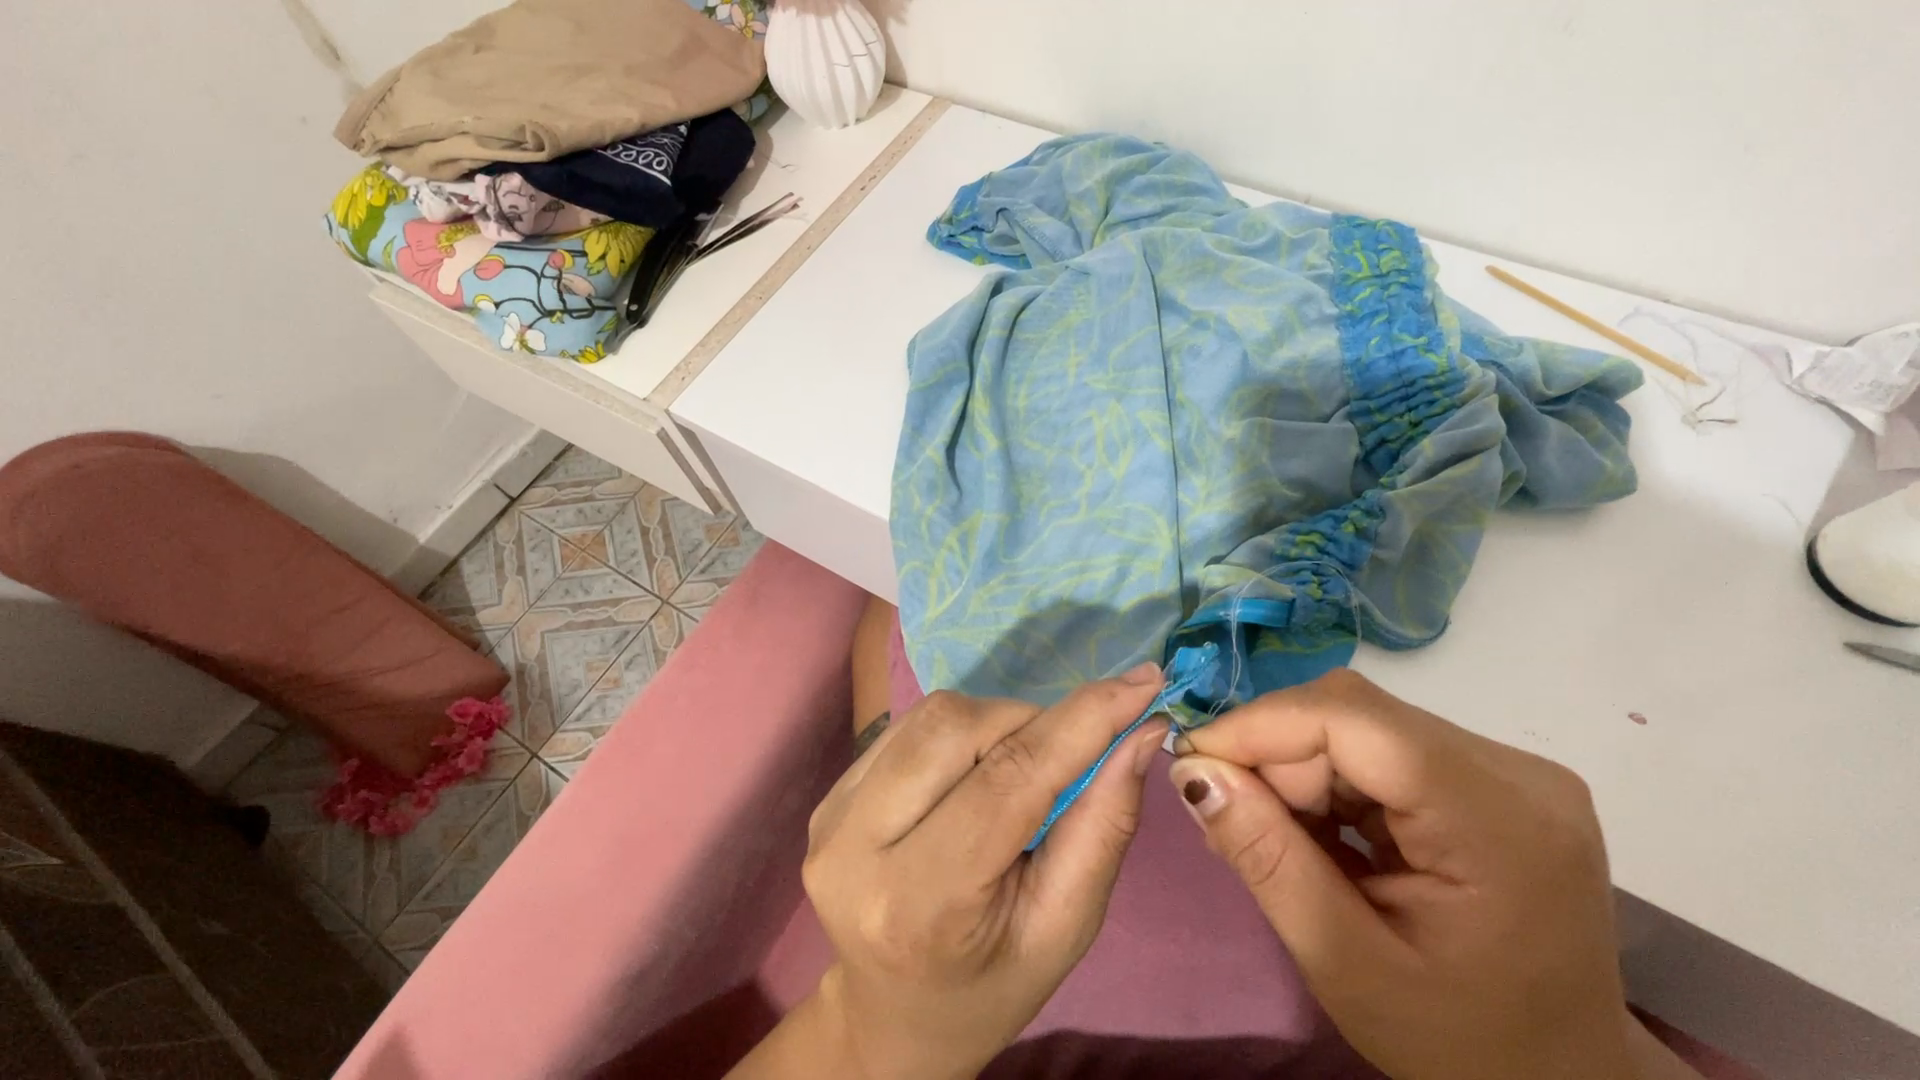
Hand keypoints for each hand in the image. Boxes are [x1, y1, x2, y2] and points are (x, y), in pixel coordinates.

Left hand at [774, 667, 1169, 1079]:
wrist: (892, 1015)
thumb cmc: (992, 984)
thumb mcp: (1066, 926)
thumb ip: (1104, 824)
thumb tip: (1140, 730)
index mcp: (922, 903)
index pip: (1011, 779)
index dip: (1082, 720)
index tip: (1142, 681)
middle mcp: (855, 848)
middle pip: (958, 727)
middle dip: (1032, 722)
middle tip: (1069, 757)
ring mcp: (830, 816)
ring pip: (931, 716)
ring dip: (995, 725)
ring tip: (1016, 777)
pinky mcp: (826, 795)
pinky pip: (908, 727)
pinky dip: (959, 735)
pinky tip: (970, 780)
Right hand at [1169, 670, 1696, 1079]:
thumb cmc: (1456, 1041)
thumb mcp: (1344, 963)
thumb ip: (1268, 859)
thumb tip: (1192, 771)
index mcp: (1497, 823)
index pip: (1356, 720)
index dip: (1261, 725)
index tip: (1191, 763)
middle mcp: (1516, 774)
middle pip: (1358, 715)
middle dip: (1278, 754)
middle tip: (1231, 821)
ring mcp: (1513, 772)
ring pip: (1364, 724)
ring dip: (1301, 768)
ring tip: (1279, 839)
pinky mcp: (1497, 780)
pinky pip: (1387, 747)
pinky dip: (1334, 779)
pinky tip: (1324, 834)